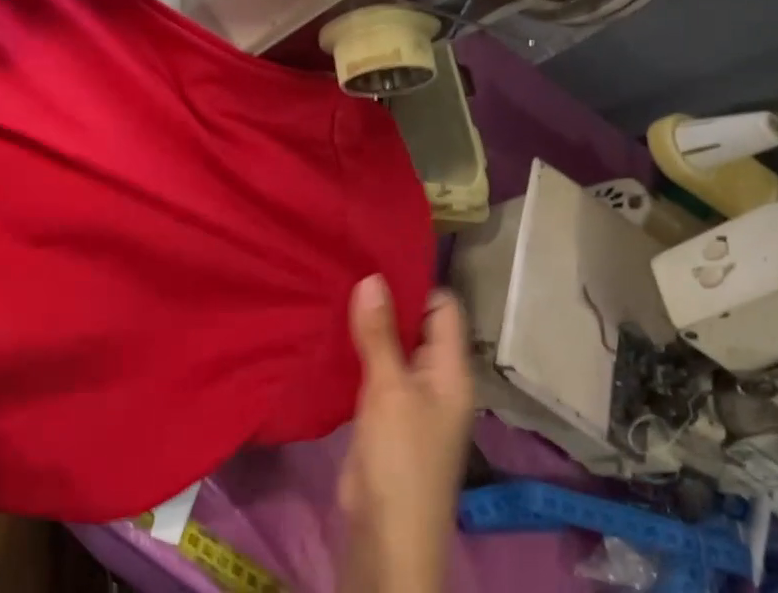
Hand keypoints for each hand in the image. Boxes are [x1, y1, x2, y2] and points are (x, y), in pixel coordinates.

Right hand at [338, 275, 473, 592]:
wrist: (386, 526)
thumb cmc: (400, 455)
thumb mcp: (389, 389)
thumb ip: (379, 335)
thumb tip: (372, 277)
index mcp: (452, 372)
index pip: (443, 310)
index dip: (415, 281)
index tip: (373, 251)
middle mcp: (435, 380)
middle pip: (415, 327)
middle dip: (384, 299)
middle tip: (341, 264)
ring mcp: (408, 399)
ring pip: (390, 349)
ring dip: (366, 326)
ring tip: (327, 290)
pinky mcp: (382, 415)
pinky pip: (371, 371)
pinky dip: (354, 352)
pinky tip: (325, 334)